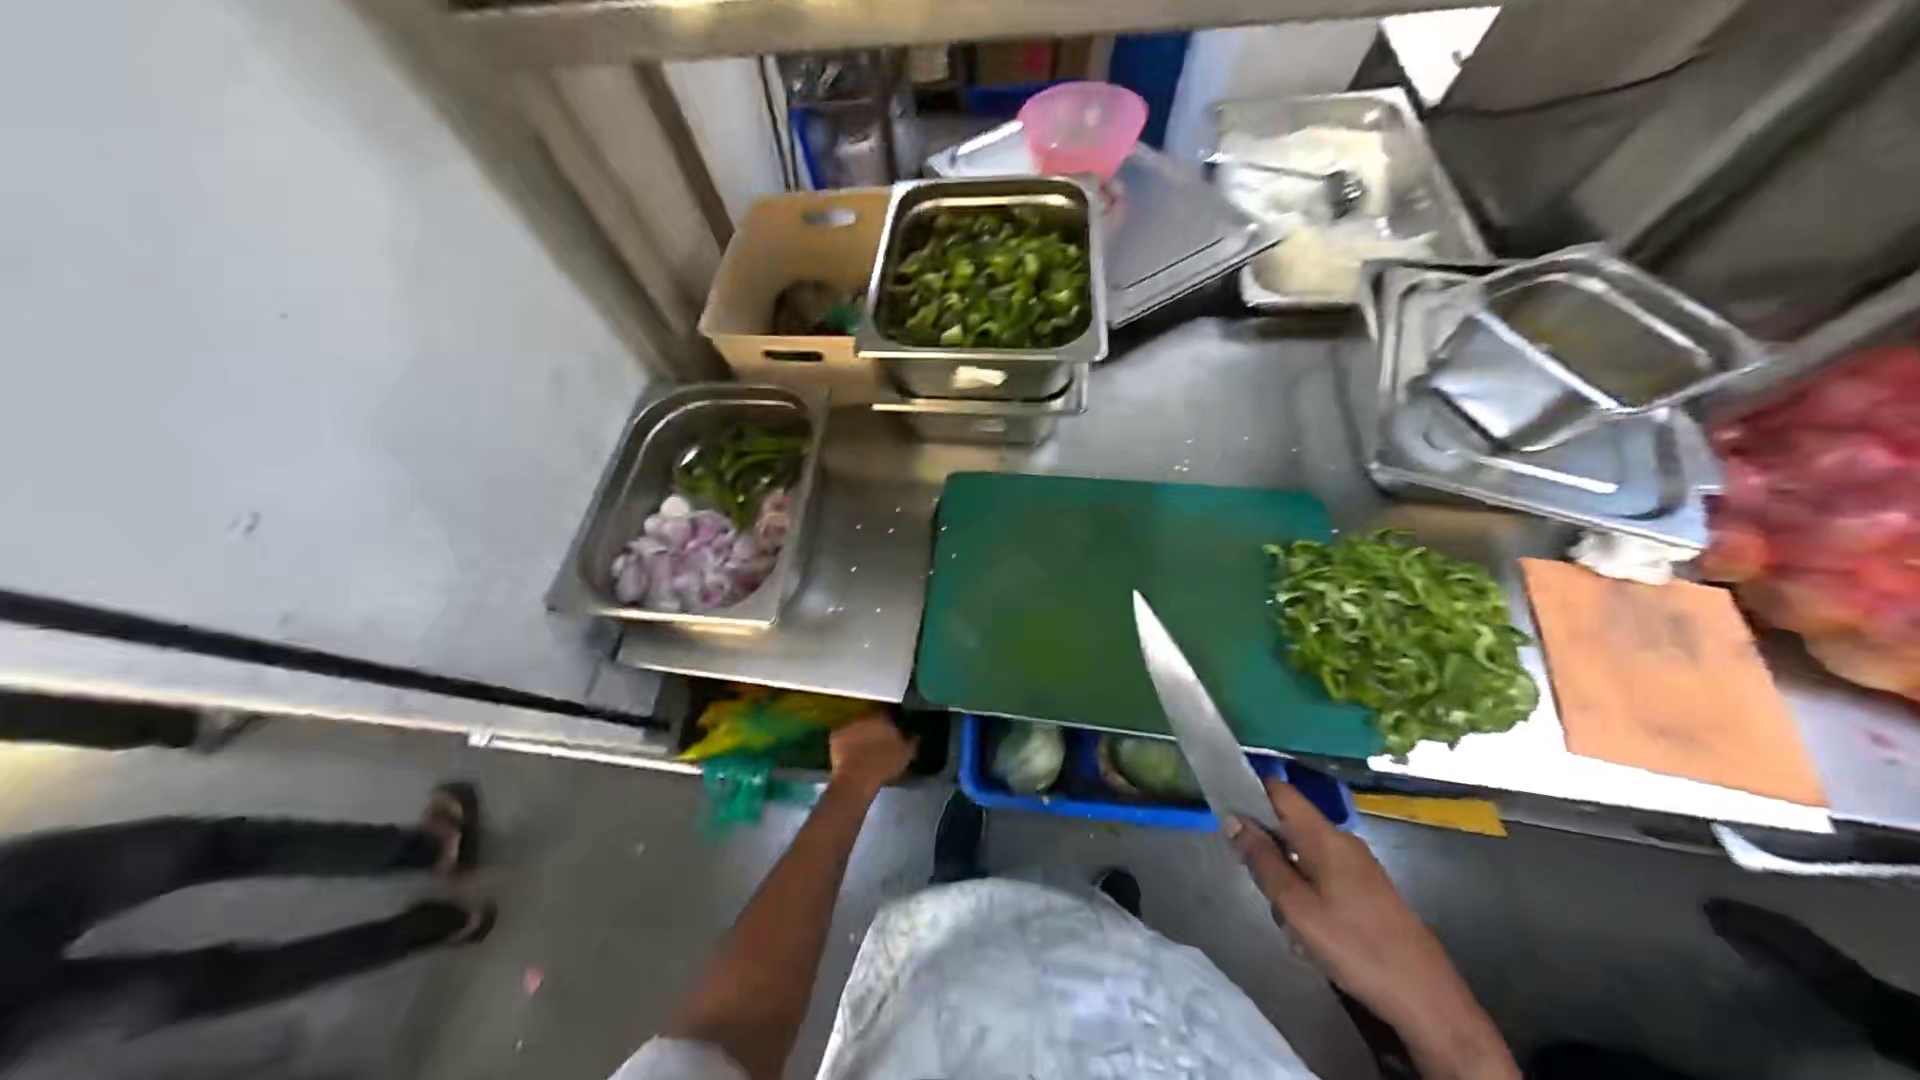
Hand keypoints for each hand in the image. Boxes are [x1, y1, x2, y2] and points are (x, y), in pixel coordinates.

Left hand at [829, 713, 915, 797]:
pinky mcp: (835, 735)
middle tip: (880, 736)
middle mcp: (864, 714)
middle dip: (875, 724)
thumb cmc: (884, 764)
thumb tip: (917, 733)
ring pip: (857, 724)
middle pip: (871, 716)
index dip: (892, 720)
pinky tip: (851, 749)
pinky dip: (847, 740)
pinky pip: (844, 734)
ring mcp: (848, 723)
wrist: (856, 778)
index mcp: (883, 716)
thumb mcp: (906, 754)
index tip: (894, 728)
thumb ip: (912, 740)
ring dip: (861, 731)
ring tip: (865, 744)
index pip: (889, 711)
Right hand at [1230, 779, 1517, 1079]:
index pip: (1281, 791)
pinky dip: (1306, 891)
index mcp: (1325, 837)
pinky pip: (1323, 874)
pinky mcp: (1368, 890)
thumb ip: (1263, 861)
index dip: (1250, 792)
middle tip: (1258, 885)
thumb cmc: (1355, 947)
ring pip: (1304, 853)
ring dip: (1285, 876)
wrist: (1427, 999)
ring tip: (1288, 920)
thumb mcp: (1296, 907)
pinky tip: (1310, 930)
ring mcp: (1359, 866)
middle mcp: (1343, 841)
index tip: (1224, 812)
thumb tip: (1234, 820)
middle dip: (1266, 847)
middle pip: (1290, 824)